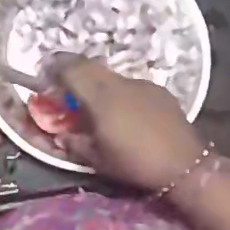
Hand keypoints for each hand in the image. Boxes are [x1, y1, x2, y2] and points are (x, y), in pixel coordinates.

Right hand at [50, 56, 205, 190]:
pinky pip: (131, 85)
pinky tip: (125, 111)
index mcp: (101, 97)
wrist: (184, 164)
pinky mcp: (159, 90)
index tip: (46, 74)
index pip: (72, 69)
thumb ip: (74, 141)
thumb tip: (61, 132)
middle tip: (65, 84)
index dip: (55, 68)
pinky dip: (120, 92)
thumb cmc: (135, 163)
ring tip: (96, 103)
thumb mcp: (97, 159)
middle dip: (74, 70)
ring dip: (98, 82)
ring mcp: (142, 84)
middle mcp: (120, 83)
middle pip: (90, 65)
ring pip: (112, 75)